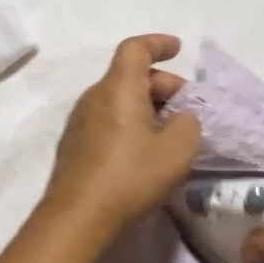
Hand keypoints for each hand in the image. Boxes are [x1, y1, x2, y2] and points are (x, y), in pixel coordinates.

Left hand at [43, 35, 201, 234]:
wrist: (78, 218)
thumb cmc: (131, 177)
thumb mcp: (178, 150)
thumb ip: (188, 124)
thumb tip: (181, 117)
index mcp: (118, 88)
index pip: (136, 49)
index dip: (158, 44)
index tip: (178, 48)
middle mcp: (94, 97)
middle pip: (129, 76)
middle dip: (162, 84)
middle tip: (186, 107)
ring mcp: (80, 123)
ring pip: (119, 100)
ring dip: (146, 107)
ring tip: (170, 132)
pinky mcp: (75, 147)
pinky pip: (108, 121)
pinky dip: (130, 124)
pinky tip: (145, 151)